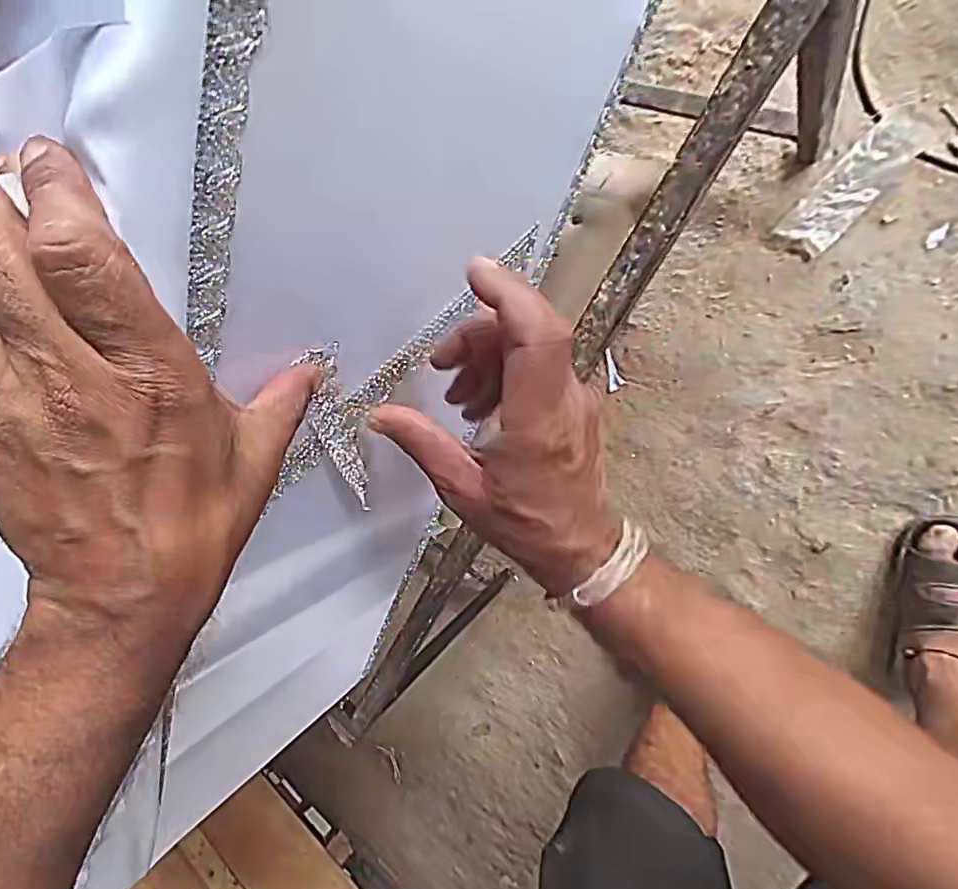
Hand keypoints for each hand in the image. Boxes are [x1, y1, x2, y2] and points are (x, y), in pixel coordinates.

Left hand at [0, 139, 317, 648]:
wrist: (116, 604)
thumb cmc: (185, 534)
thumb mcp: (249, 466)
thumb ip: (277, 404)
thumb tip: (308, 374)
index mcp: (144, 370)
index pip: (76, 246)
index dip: (51, 184)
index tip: (48, 165)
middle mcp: (67, 378)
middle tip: (11, 208)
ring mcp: (9, 408)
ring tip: (3, 283)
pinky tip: (13, 375)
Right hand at [369, 258, 619, 596]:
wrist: (576, 544)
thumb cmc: (523, 521)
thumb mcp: (459, 487)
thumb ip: (421, 442)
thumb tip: (381, 415)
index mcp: (536, 416)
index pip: (536, 333)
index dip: (507, 295)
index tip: (475, 274)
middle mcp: (564, 397)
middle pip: (526, 330)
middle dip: (477, 335)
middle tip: (441, 366)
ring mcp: (575, 397)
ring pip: (532, 345)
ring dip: (487, 355)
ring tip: (458, 396)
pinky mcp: (573, 403)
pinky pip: (539, 366)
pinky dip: (504, 370)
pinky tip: (480, 404)